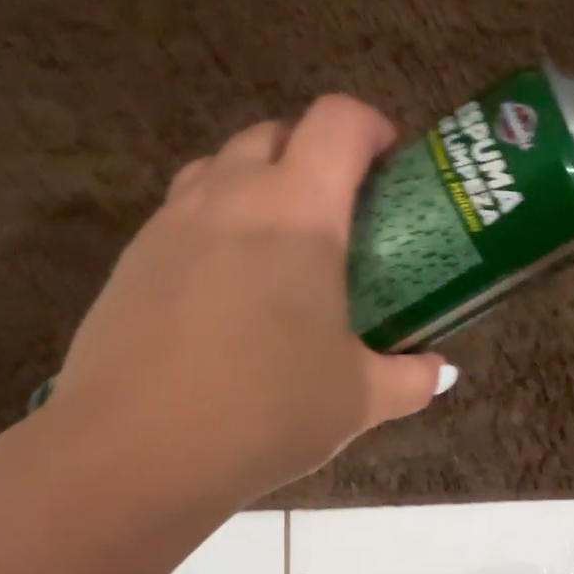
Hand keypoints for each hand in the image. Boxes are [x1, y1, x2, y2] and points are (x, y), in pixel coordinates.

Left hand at [45, 95, 450, 510]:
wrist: (138, 450)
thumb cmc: (267, 412)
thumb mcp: (358, 400)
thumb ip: (410, 378)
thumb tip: (442, 372)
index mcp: (298, 212)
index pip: (338, 122)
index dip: (372, 128)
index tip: (392, 166)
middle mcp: (230, 195)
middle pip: (275, 134)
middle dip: (313, 155)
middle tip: (341, 216)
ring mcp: (171, 223)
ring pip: (220, 169)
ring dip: (258, 186)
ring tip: (281, 250)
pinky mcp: (131, 259)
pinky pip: (183, 216)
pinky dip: (216, 229)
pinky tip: (229, 295)